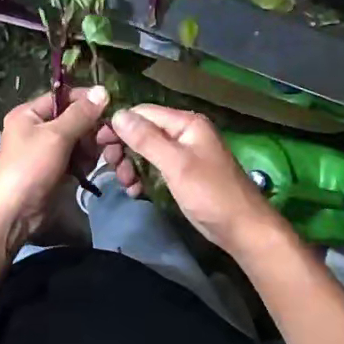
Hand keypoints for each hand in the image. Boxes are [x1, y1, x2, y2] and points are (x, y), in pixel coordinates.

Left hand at [0, 86, 133, 242]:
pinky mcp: (55, 169)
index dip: (86, 101)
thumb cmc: (30, 167)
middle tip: (106, 141)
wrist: (14, 213)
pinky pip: (76, 158)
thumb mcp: (55, 136)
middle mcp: (37, 128)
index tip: (110, 108)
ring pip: (78, 140)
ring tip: (93, 159)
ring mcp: (47, 150)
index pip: (63, 96)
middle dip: (91, 129)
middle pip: (74, 119)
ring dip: (89, 148)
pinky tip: (87, 170)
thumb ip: (80, 114)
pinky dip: (84, 162)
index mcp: (30, 113)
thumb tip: (102, 90)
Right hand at [108, 105, 284, 255]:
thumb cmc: (211, 194)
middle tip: (111, 166)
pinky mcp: (182, 173)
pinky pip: (154, 167)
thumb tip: (117, 114)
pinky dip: (142, 176)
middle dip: (124, 147)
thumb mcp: (176, 164)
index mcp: (187, 123)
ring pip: (146, 150)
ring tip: (126, 183)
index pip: (143, 112)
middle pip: (142, 130)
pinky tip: (135, 190)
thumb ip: (146, 138)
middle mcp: (185, 133)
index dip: (119, 125)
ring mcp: (184, 154)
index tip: (99, 143)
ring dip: (130, 164)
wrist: (244, 231)